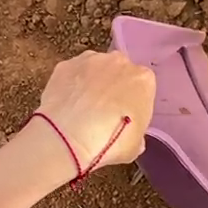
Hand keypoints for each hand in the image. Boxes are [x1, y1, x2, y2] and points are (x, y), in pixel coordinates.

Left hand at [33, 49, 154, 174]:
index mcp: (143, 80)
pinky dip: (67, 86)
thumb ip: (136, 133)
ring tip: (79, 111)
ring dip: (89, 85)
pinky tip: (64, 106)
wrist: (70, 138)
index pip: (142, 87)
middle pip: (118, 72)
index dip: (132, 102)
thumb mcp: (134, 146)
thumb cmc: (109, 142)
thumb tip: (130, 136)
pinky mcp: (64, 66)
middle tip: (101, 113)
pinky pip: (70, 75)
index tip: (124, 116)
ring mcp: (89, 61)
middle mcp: (119, 63)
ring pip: (93, 69)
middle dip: (111, 88)